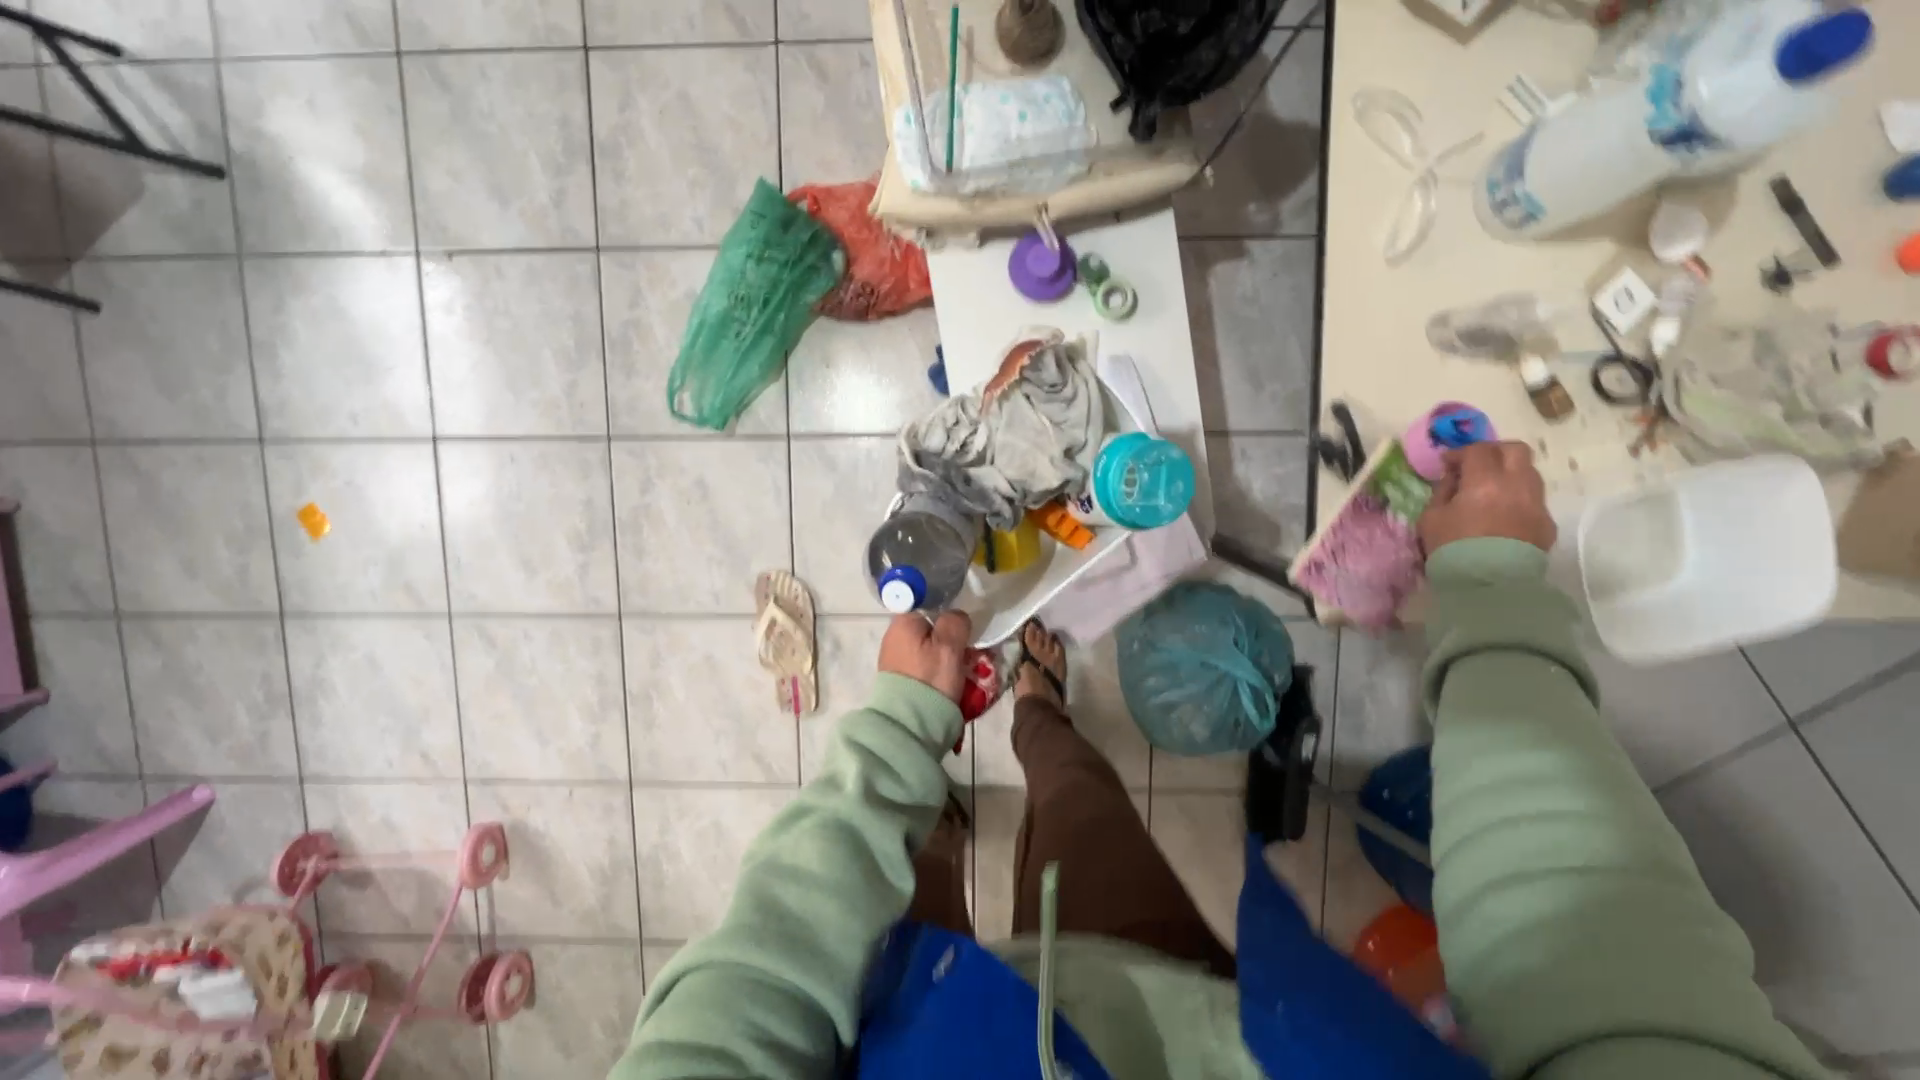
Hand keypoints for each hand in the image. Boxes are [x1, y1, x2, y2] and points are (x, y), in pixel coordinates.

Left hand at [878, 611, 973, 702]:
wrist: (909, 724)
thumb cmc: (930, 678)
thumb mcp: (950, 645)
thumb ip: (956, 621)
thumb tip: (956, 616)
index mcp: (902, 622)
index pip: (931, 606)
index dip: (950, 616)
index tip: (965, 631)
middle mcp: (893, 636)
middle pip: (931, 630)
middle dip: (950, 640)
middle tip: (968, 654)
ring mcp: (894, 659)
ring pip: (929, 650)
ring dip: (945, 658)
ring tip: (962, 672)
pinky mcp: (898, 679)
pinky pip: (923, 667)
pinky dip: (936, 672)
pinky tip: (948, 684)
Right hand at [1419, 441, 1556, 554]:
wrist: (1489, 589)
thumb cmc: (1452, 551)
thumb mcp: (1431, 518)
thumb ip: (1443, 492)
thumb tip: (1454, 479)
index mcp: (1486, 482)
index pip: (1477, 450)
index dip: (1459, 453)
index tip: (1446, 465)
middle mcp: (1518, 486)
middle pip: (1515, 450)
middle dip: (1493, 452)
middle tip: (1475, 466)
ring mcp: (1537, 505)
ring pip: (1529, 473)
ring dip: (1509, 474)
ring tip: (1490, 491)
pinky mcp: (1547, 525)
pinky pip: (1533, 500)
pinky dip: (1518, 499)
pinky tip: (1503, 516)